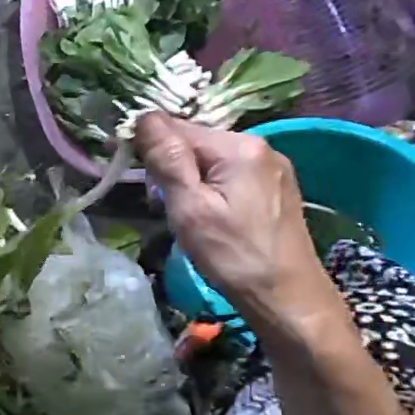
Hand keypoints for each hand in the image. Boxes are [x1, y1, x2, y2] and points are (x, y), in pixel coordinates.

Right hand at [133, 113, 335, 325]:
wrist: (287, 296)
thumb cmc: (232, 255)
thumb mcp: (190, 209)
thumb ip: (167, 161)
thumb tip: (144, 117)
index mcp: (238, 146)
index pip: (176, 126)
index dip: (146, 145)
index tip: (127, 170)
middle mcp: (259, 145)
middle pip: (195, 140)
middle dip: (169, 165)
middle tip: (160, 203)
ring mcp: (271, 166)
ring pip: (211, 158)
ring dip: (188, 177)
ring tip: (183, 212)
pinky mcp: (275, 186)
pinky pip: (229, 173)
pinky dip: (209, 186)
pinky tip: (209, 214)